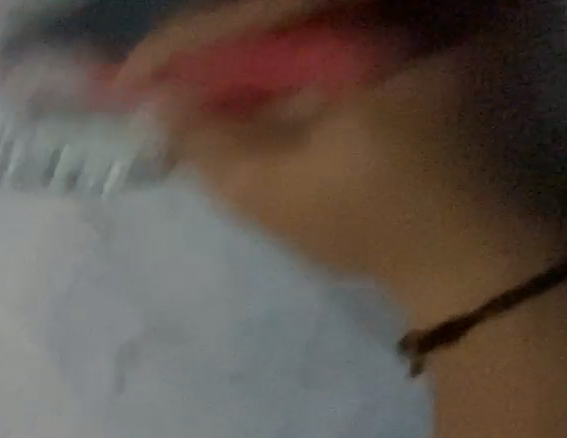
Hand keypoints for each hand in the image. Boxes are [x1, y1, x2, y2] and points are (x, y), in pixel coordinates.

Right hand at [122, 0, 561, 322]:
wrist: (479, 247)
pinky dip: (284, 65)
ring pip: (306, 24)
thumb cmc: (372, 221)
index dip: (183, 43)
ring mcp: (439, 14)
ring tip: (184, 96)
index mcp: (387, 25)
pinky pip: (338, 35)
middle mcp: (417, 4)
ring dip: (243, 59)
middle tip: (147, 85)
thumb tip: (154, 102)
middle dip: (209, 49)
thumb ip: (203, 138)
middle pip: (281, 11)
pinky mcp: (444, 34)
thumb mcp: (267, 187)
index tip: (123, 79)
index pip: (260, 11)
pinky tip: (240, 97)